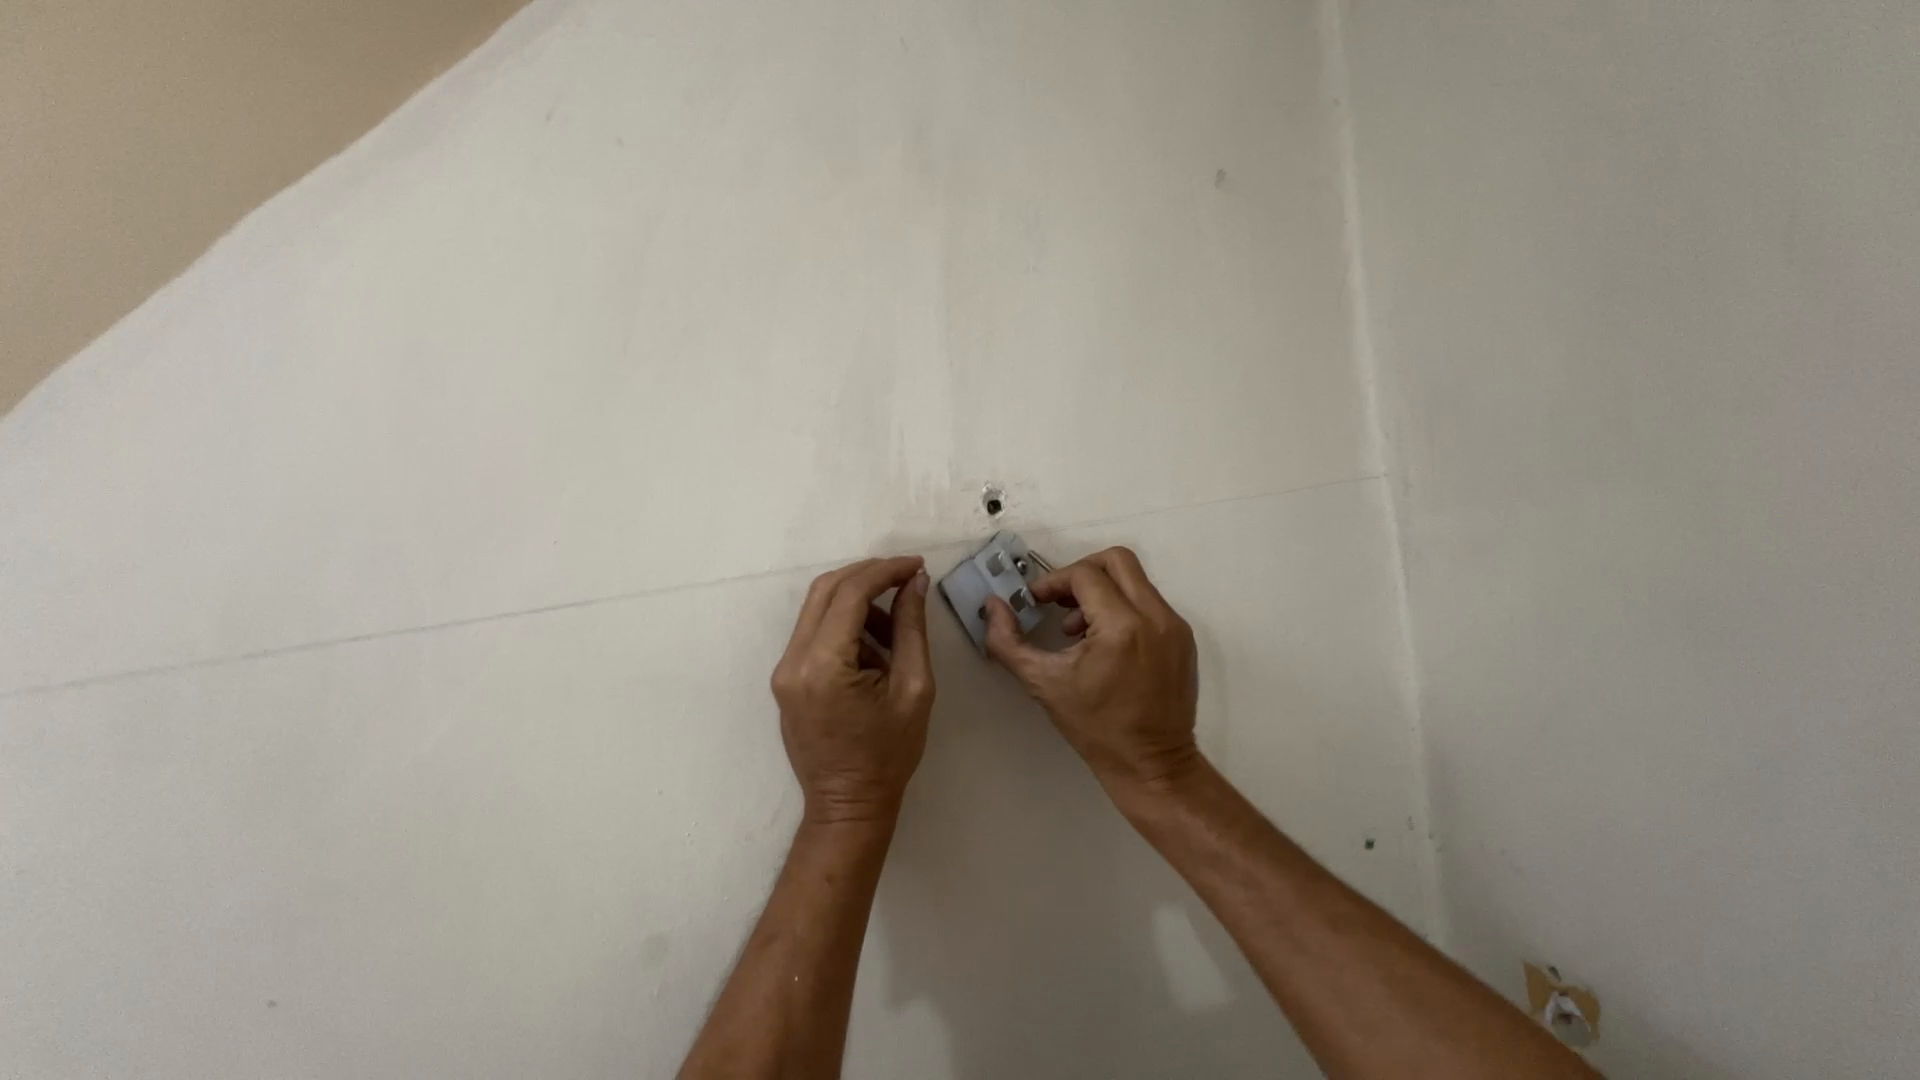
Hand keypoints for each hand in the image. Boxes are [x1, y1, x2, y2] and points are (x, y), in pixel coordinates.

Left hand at [772, 556, 934, 823]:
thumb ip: (911, 629)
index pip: (850, 594)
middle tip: (907, 578)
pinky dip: (844, 624)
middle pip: (826, 591)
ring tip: (895, 628)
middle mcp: (793, 661)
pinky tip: (874, 645)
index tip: (916, 566)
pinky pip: (813, 632)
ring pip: (817, 608)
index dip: (885, 571)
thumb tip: (915, 584)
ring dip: (857, 601)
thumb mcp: (914, 688)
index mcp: (824, 666)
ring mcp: (784, 670)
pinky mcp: (786, 679)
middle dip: (868, 575)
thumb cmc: (889, 754)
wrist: (849, 804)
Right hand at [984, 547, 1200, 796]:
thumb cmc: (1095, 727)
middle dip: (1081, 572)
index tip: (1035, 601)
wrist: (1152, 764)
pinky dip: (1122, 608)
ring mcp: (1174, 627)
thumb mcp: (1043, 683)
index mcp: (1122, 626)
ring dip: (1102, 590)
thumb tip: (992, 607)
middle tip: (1058, 599)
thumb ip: (1008, 641)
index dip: (1052, 581)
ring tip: (1077, 628)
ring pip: (1136, 580)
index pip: (1084, 575)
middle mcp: (1156, 617)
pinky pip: (1150, 603)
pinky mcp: (1183, 639)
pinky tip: (1103, 642)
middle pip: (1117, 560)